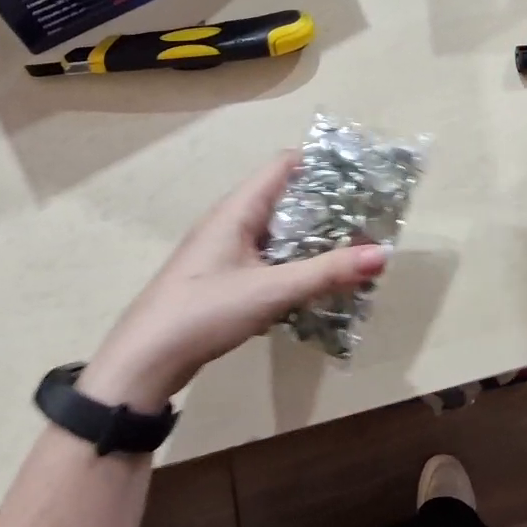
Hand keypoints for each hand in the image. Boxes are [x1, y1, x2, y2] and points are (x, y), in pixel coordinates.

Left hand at [77, 153, 388, 410]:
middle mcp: (231, 221)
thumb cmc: (205, 311)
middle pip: (285, 197)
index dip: (322, 163)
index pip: (284, 165)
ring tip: (353, 247)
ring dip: (312, 237)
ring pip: (278, 231)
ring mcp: (224, 250)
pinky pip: (267, 257)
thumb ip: (327, 272)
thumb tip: (383, 253)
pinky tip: (317, 281)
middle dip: (326, 205)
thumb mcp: (272, 290)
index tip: (361, 174)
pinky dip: (294, 262)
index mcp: (238, 209)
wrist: (143, 362)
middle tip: (368, 216)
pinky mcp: (222, 278)